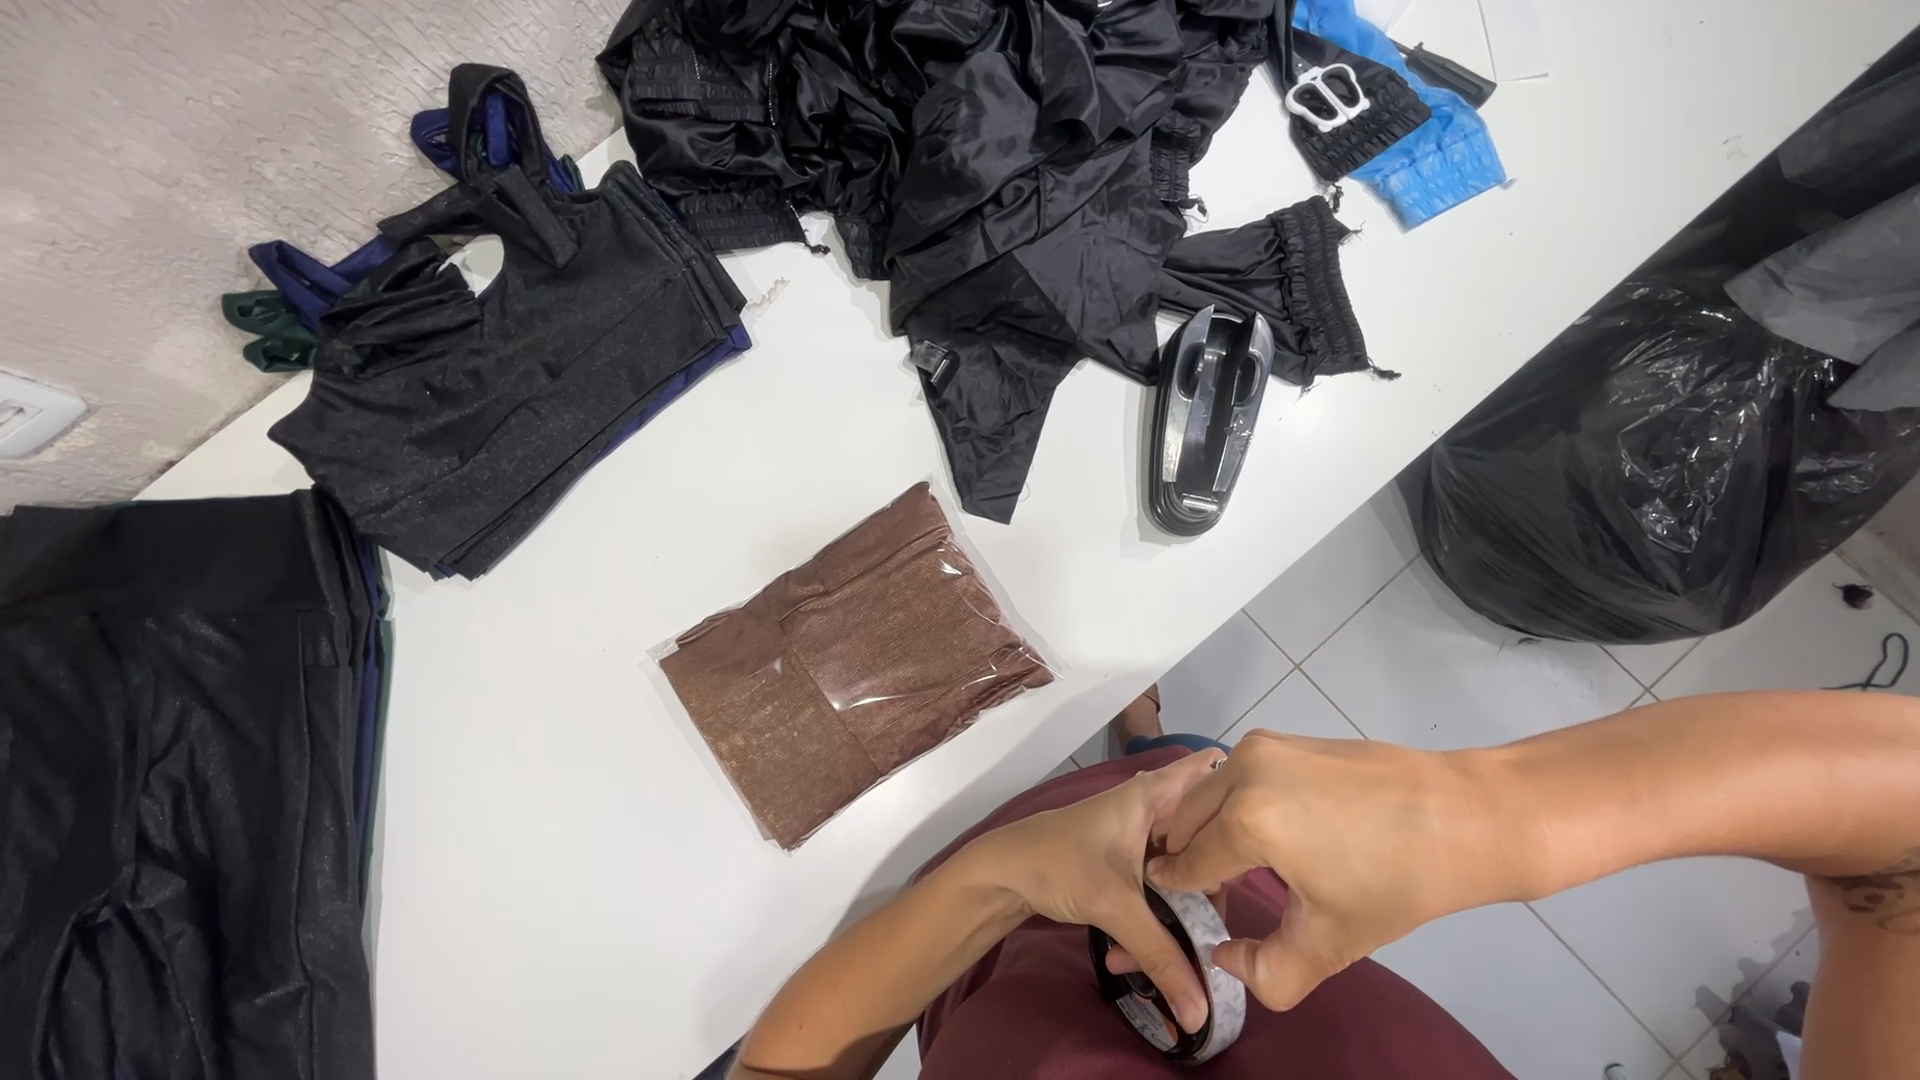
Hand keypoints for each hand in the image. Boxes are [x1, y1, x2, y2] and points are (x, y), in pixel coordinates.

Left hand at [950, 748, 1225, 1033]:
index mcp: (1153, 796)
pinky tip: (1127, 958)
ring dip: (1170, 921)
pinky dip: (1149, 920)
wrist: (1001, 873)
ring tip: (1151, 962)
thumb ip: (1163, 956)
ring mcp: (1137, 836)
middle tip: (1212, 939)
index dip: (1239, 795)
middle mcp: (1151, 809)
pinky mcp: (1124, 862)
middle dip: (1205, 896)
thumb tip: (1202, 1012)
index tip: (1265, 834)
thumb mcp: (1116, 907)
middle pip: (1202, 841)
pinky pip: (1155, 889)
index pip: (1210, 772)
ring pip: (1178, 872)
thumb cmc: (1059, 863)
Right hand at [1146, 731, 1523, 1010]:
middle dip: (1185, 854)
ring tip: (1234, 859)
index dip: (1177, 890)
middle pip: (1183, 820)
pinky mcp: (1278, 738)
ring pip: (1204, 792)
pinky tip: (1262, 827)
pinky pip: (1231, 774)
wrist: (1463, 815)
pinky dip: (1229, 800)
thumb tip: (1222, 957)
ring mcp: (1259, 747)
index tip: (1174, 906)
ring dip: (1204, 824)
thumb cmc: (1397, 881)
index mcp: (1248, 821)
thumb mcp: (1332, 941)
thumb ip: (1267, 972)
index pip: (1187, 862)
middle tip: (1209, 888)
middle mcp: (1241, 773)